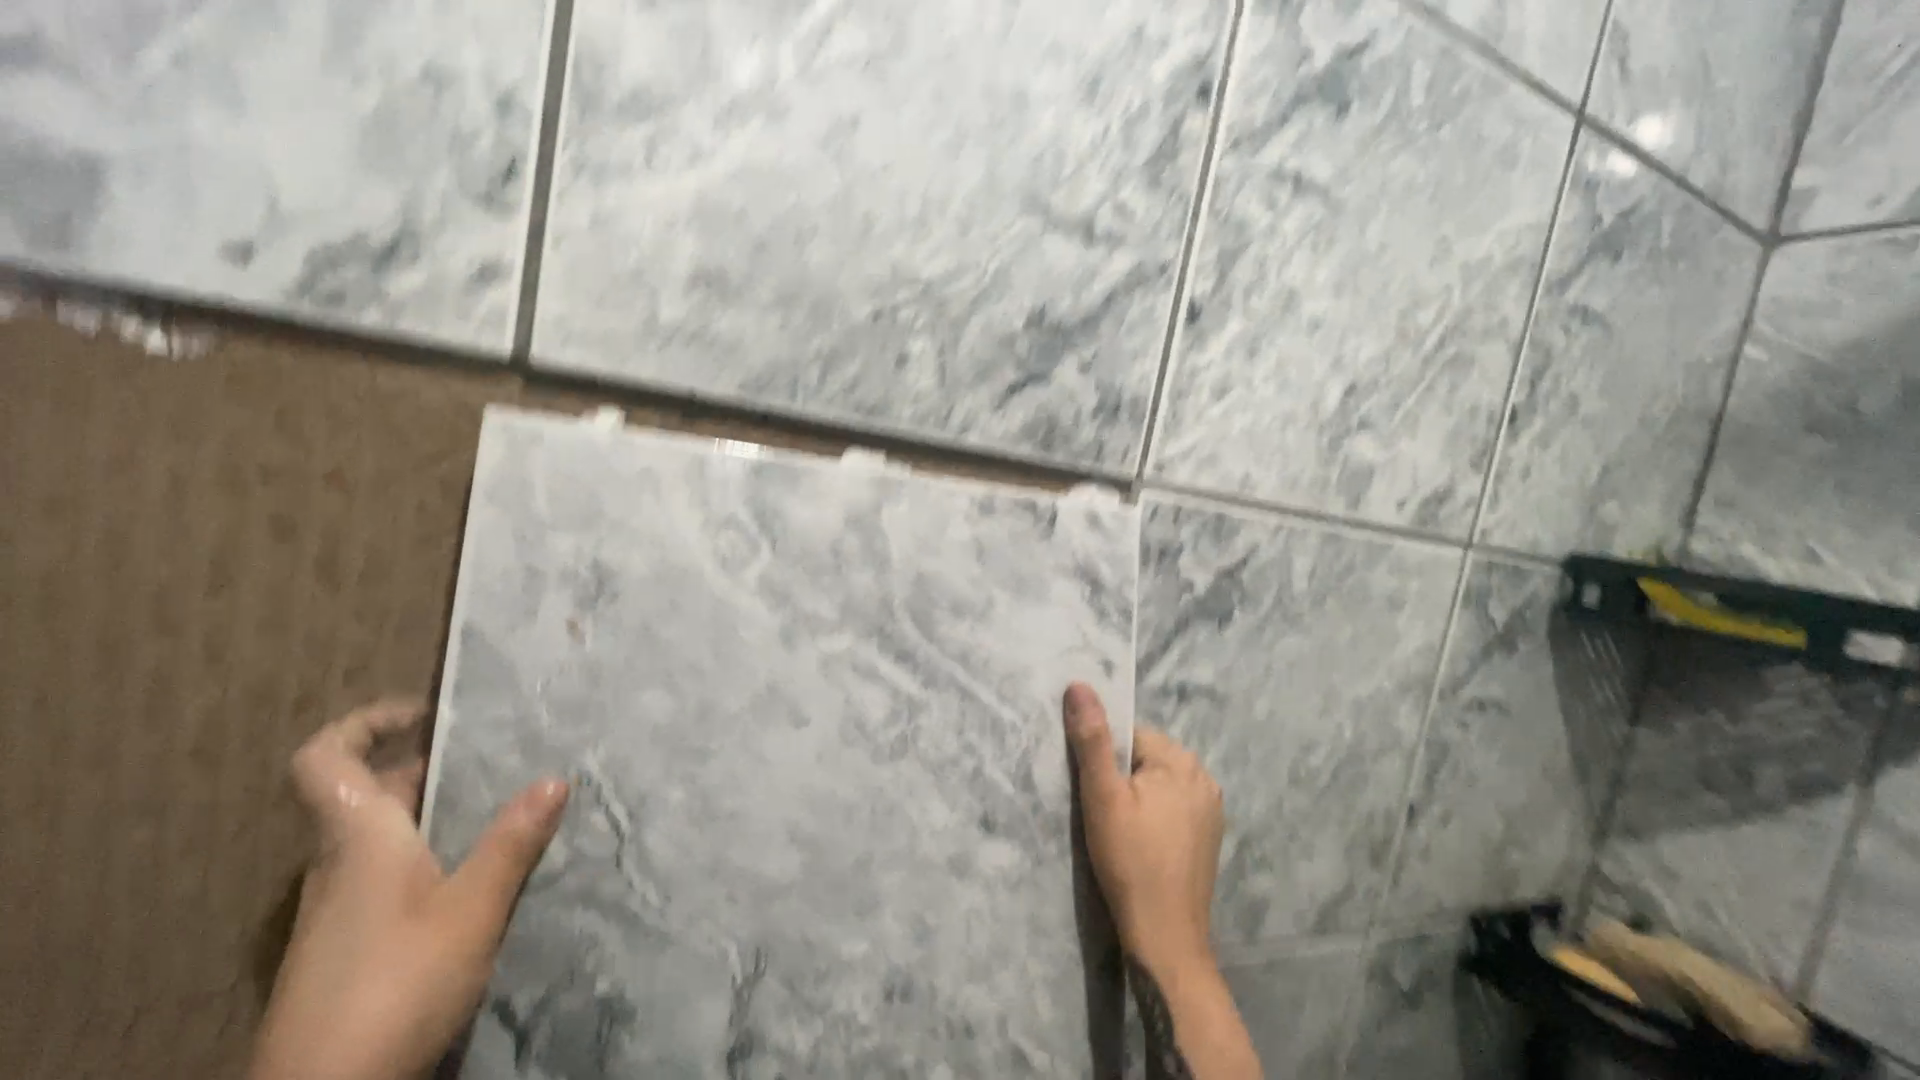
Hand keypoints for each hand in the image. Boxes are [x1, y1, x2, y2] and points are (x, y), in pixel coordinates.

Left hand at [249, 700, 569, 1079]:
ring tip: (497, 813)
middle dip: (423, 769)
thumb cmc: (396, 981)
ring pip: (379, 838)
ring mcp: (337, 910)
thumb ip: (512, 843)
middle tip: (489, 762)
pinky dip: (427, 859)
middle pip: (365, 795)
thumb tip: (555, 777)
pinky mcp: (348, 947)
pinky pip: (386, 877)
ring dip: (430, 816)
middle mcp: (338, 864)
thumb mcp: (472, 908)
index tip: (422, 713)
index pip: (325, 759)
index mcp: (357, 838)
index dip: (364, 723)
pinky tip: (473, 883)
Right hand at [1063, 682, 1223, 979]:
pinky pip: (1174, 806)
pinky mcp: (1210, 834)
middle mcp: (1204, 775)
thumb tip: (1078, 685)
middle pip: (1146, 757)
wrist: (1165, 935)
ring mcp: (1212, 807)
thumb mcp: (1101, 796)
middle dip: (1123, 777)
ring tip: (1121, 832)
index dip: (1105, 761)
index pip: (1130, 736)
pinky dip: (1156, 816)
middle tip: (1104, 815)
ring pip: (1160, 783)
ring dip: (1138, 797)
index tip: (1094, 793)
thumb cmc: (1129, 861)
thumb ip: (1091, 739)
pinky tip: (1142, 845)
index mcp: (1180, 759)